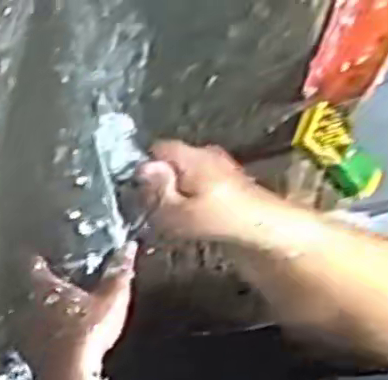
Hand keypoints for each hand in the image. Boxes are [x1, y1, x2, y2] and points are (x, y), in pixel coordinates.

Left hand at [25, 243, 134, 375]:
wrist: (67, 372)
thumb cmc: (89, 330)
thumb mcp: (112, 297)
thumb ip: (119, 272)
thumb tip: (129, 246)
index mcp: (46, 291)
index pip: (36, 269)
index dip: (35, 261)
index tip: (34, 256)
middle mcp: (28, 308)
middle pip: (27, 292)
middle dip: (34, 285)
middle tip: (41, 278)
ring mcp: (23, 330)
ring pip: (26, 312)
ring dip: (34, 308)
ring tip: (44, 303)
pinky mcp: (25, 349)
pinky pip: (29, 332)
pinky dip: (36, 327)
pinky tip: (45, 330)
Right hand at [137, 140, 286, 243]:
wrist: (257, 223)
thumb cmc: (212, 219)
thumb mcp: (173, 210)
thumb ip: (156, 186)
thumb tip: (141, 167)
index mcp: (193, 158)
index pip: (158, 147)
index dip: (141, 163)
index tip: (131, 185)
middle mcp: (206, 152)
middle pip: (169, 158)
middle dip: (154, 176)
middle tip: (142, 202)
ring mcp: (216, 161)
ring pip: (180, 167)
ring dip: (168, 183)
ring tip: (159, 206)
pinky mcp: (222, 173)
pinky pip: (192, 174)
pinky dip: (181, 186)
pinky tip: (178, 205)